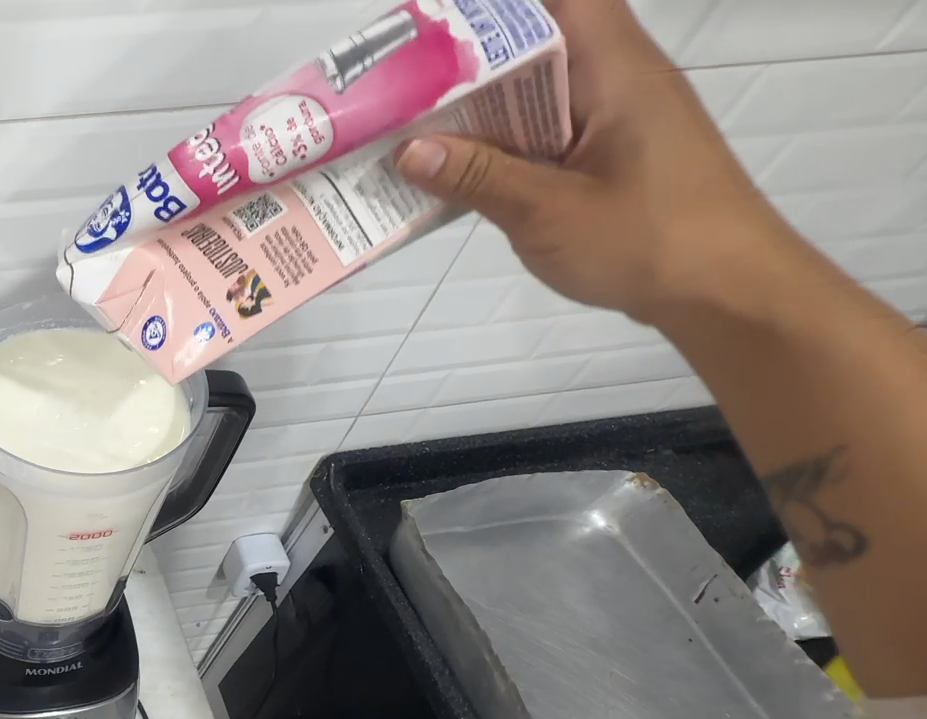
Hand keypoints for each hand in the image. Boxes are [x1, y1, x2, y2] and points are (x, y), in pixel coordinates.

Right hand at [394, 0, 805, 326]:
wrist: (722, 288)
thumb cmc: (647, 239)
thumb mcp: (548, 212)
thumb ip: (478, 177)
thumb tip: (407, 150)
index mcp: (616, 72)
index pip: (561, 1)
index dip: (496, 8)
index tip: (432, 29)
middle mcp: (616, 83)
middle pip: (538, 44)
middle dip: (468, 60)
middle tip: (399, 84)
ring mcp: (610, 123)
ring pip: (534, 95)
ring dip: (476, 110)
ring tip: (408, 129)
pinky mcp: (601, 160)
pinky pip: (539, 136)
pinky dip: (494, 146)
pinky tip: (450, 173)